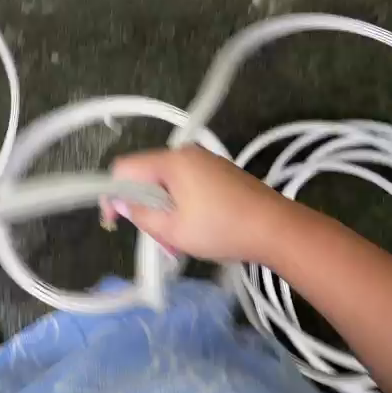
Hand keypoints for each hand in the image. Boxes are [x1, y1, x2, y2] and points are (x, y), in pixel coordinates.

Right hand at [103, 146, 308, 264]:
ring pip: (166, 183)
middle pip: (146, 175)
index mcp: (172, 161)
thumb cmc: (222, 229)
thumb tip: (121, 202)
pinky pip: (186, 184)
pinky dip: (182, 205)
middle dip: (144, 206)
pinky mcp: (219, 172)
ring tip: (180, 239)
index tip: (116, 222)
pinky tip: (198, 228)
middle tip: (158, 237)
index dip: (113, 194)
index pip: (125, 168)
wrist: (277, 229)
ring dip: (164, 210)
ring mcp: (205, 161)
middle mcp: (186, 153)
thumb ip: (140, 214)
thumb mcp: (173, 230)